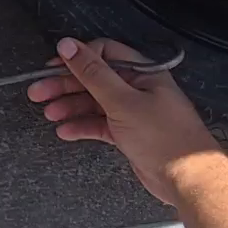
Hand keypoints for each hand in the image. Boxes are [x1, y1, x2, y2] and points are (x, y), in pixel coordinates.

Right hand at [27, 37, 225, 203]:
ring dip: (69, 106)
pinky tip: (65, 130)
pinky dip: (80, 126)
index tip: (52, 67)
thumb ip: (92, 72)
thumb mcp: (122, 100)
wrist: (188, 181)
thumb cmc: (165, 139)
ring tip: (49, 113)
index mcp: (143, 73)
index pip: (103, 54)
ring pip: (92, 102)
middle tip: (39, 92)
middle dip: (64, 85)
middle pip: (93, 79)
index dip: (76, 59)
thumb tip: (69, 46)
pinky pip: (98, 123)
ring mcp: (133, 112)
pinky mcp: (128, 133)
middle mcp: (138, 89)